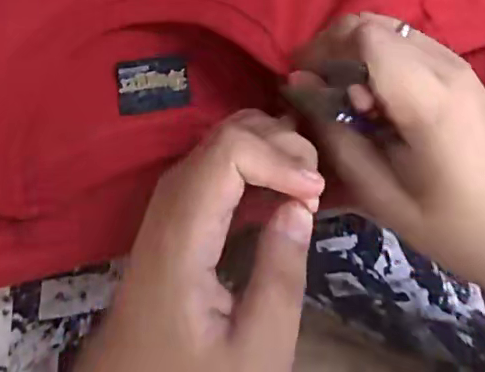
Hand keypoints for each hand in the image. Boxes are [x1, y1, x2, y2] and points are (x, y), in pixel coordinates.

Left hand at [76, 111, 323, 371]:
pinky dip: (252, 160)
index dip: (278, 157)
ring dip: (267, 147)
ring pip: (219, 142)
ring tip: (304, 182)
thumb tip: (299, 204)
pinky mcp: (175, 212)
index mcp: (182, 232)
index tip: (315, 192)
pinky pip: (215, 163)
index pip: (229, 150)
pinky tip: (278, 186)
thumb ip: (280, 278)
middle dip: (279, 145)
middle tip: (316, 186)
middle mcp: (169, 201)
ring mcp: (168, 202)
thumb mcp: (254, 353)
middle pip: (224, 136)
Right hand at [289, 13, 484, 298]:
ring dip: (356, 47)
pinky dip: (379, 52)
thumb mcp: (379, 192)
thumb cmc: (447, 225)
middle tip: (316, 83)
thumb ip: (335, 133)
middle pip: (373, 23)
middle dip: (334, 44)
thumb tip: (298, 84)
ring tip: (344, 91)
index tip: (304, 80)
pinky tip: (375, 93)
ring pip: (388, 26)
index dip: (326, 48)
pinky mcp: (461, 67)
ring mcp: (457, 62)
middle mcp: (445, 66)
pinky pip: (406, 39)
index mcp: (428, 97)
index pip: (366, 35)